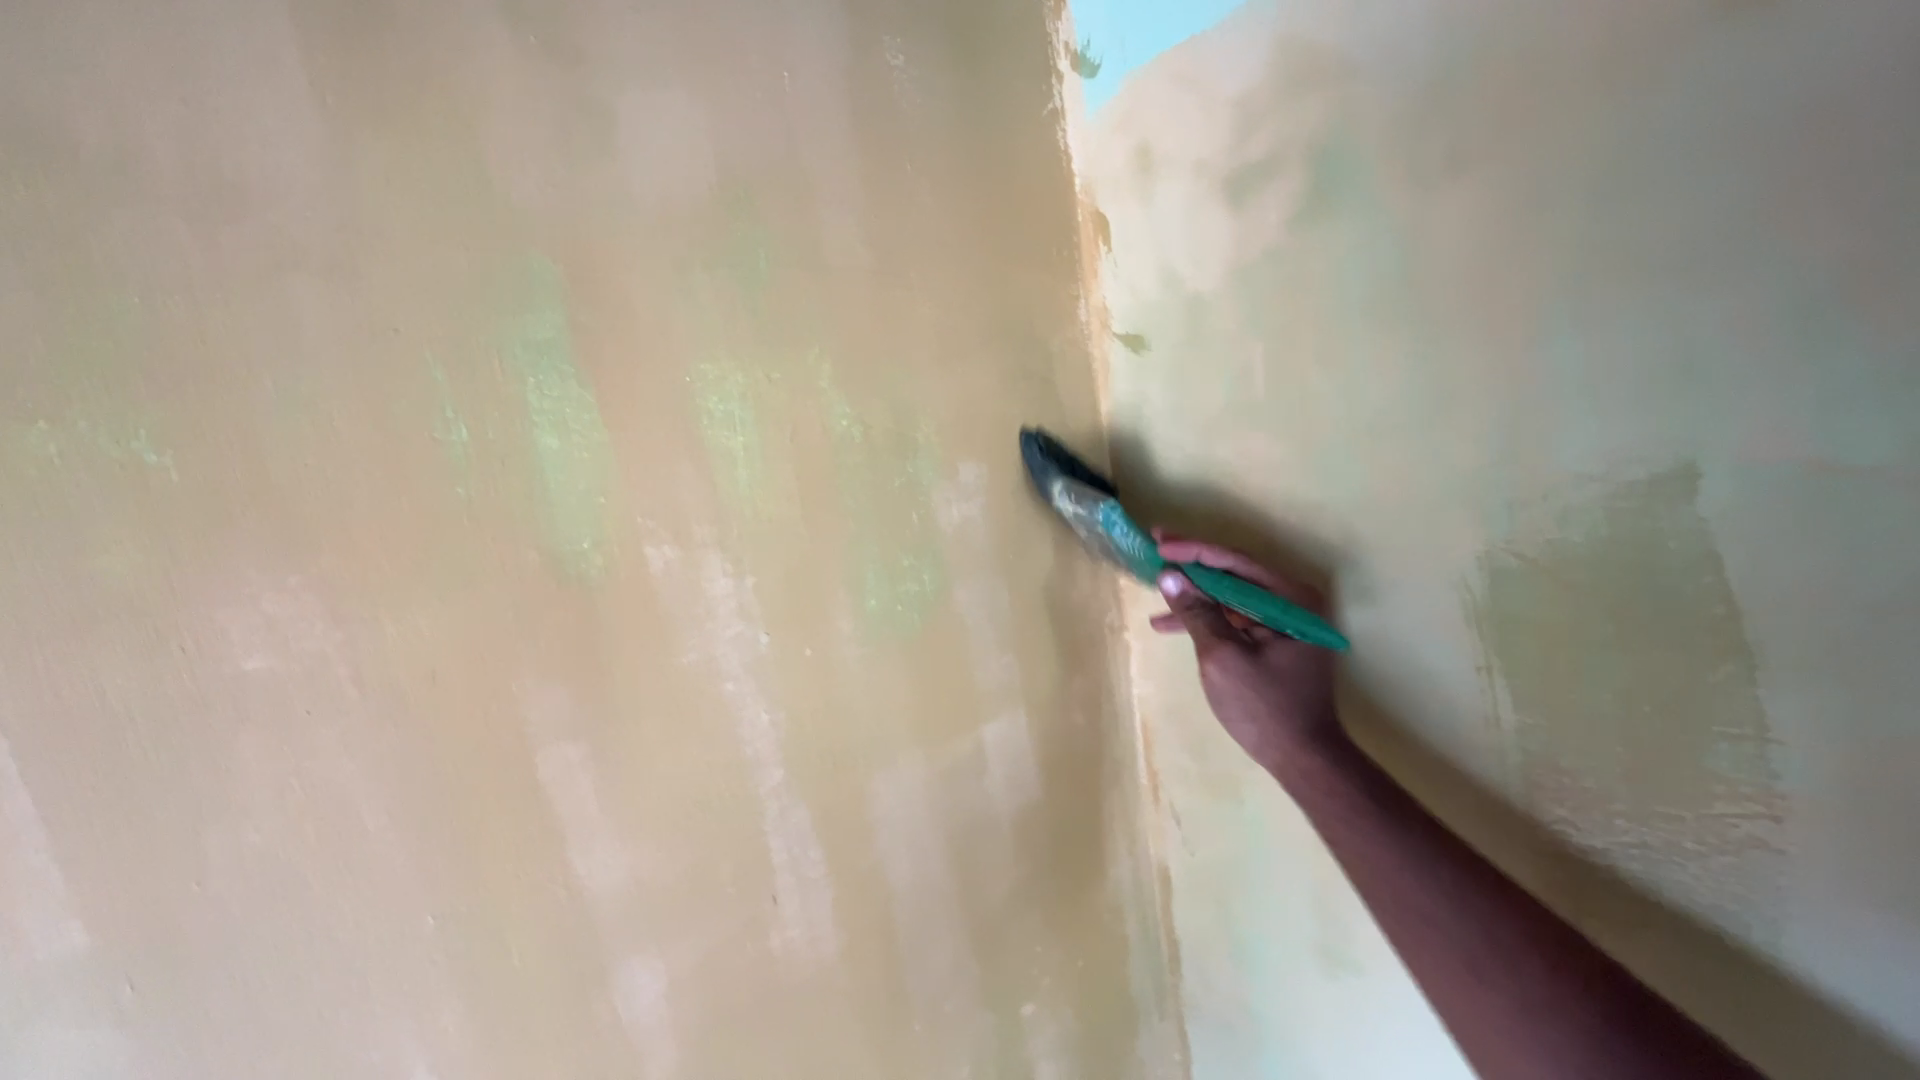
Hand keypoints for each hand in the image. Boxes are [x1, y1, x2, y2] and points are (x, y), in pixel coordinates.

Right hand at [1150, 531, 1345, 778]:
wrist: (1303, 757)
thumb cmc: (1264, 708)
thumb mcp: (1222, 657)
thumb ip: (1197, 613)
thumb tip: (1170, 576)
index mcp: (1291, 599)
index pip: (1236, 562)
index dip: (1194, 551)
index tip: (1160, 543)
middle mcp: (1294, 602)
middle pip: (1234, 574)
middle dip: (1192, 566)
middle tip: (1155, 548)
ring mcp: (1287, 622)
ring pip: (1232, 596)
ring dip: (1194, 595)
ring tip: (1155, 589)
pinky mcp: (1276, 640)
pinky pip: (1236, 618)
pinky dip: (1206, 619)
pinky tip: (1171, 625)